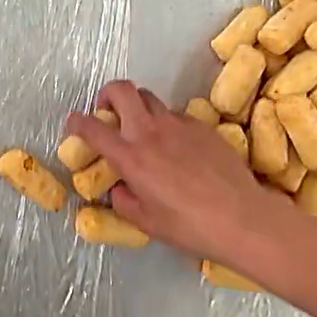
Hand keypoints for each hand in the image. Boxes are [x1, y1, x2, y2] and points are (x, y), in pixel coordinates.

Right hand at [66, 80, 296, 266]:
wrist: (243, 218)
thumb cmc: (190, 227)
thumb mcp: (147, 222)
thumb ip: (124, 200)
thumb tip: (120, 188)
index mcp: (131, 156)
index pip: (93, 128)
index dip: (77, 122)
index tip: (74, 122)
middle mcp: (151, 131)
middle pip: (122, 90)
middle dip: (108, 94)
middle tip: (108, 110)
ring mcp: (179, 124)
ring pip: (150, 99)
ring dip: (139, 108)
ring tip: (144, 130)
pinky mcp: (202, 126)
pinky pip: (177, 116)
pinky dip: (169, 126)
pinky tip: (180, 150)